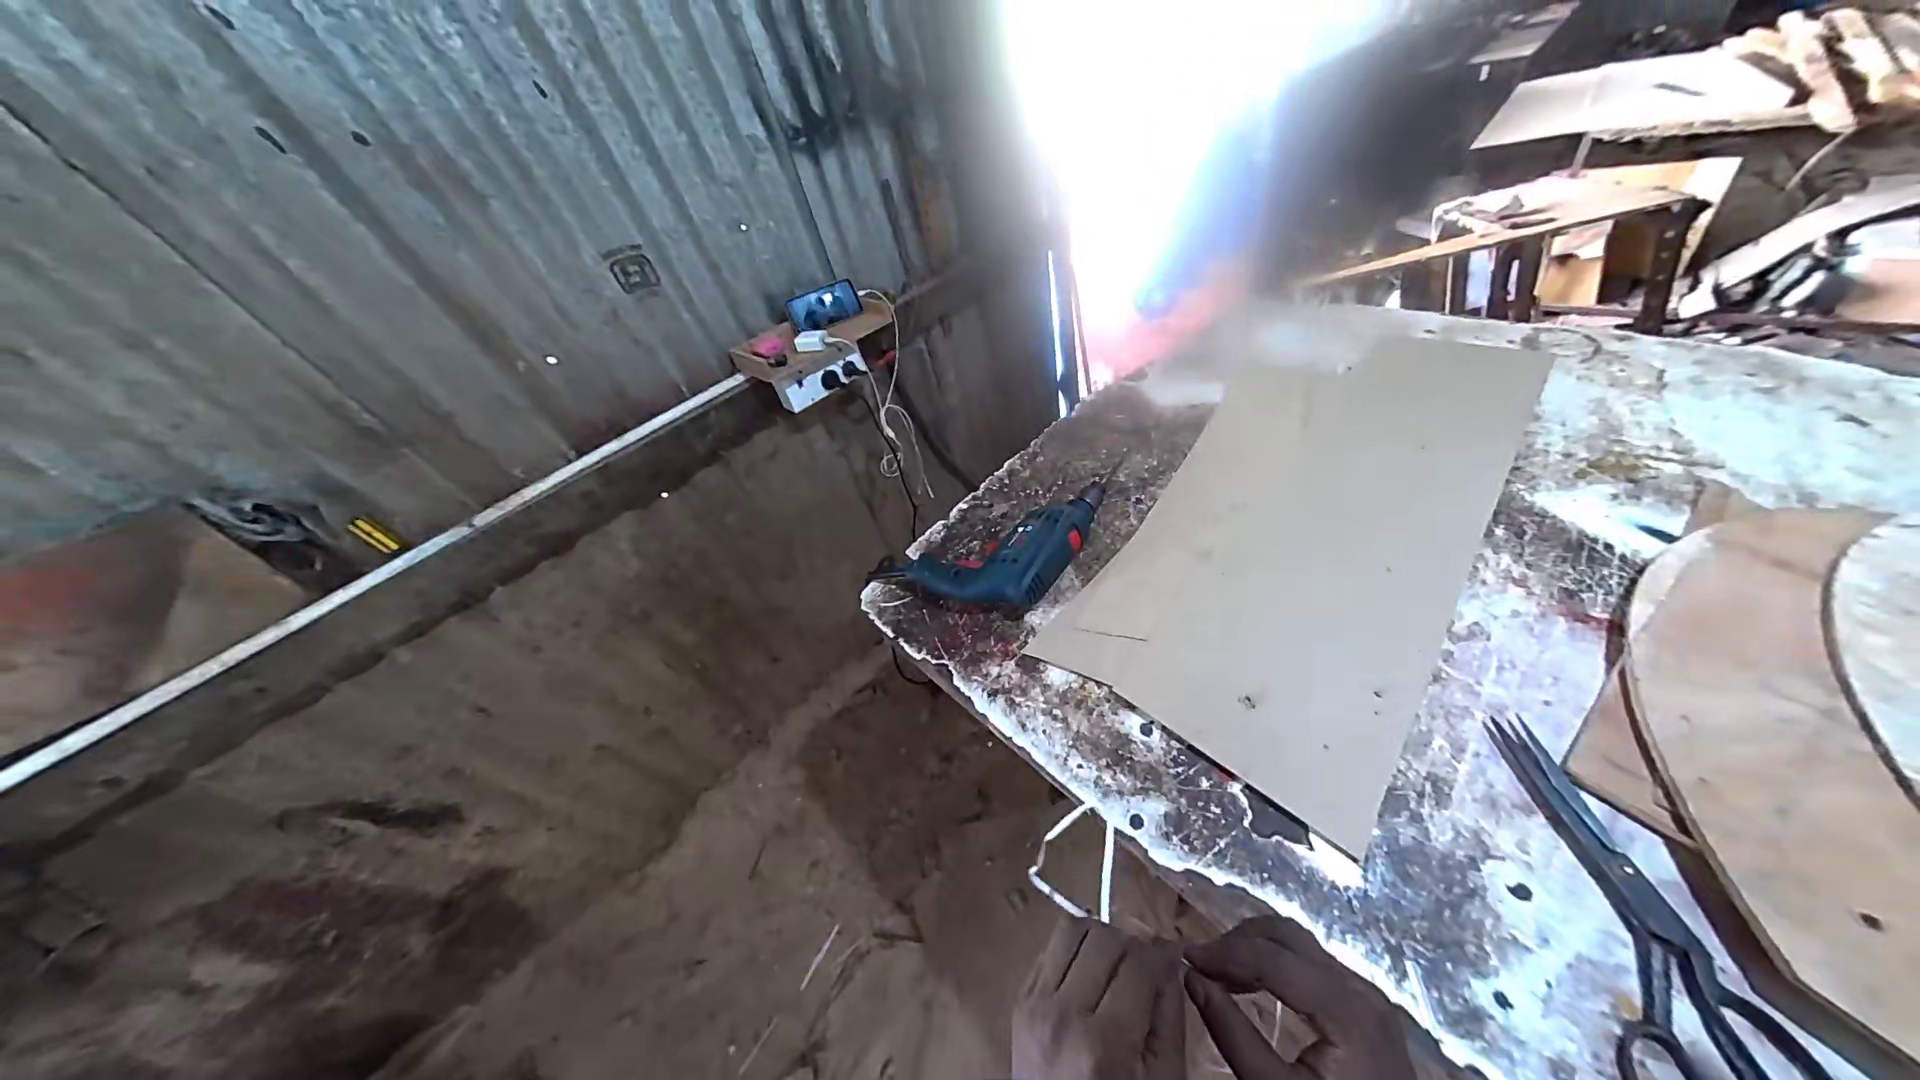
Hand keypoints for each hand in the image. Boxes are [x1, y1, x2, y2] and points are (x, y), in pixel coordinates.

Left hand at [1013, 916, 1185, 1079]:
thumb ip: (1169, 1015)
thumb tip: (1168, 958)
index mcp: (1103, 1043)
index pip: (1138, 963)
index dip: (1161, 953)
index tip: (1171, 957)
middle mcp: (1062, 1014)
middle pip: (1101, 936)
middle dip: (1130, 944)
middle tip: (1143, 966)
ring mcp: (1034, 1004)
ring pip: (1070, 929)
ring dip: (1098, 938)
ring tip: (1114, 966)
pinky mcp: (1019, 1000)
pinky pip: (1049, 949)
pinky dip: (1073, 952)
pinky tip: (1088, 978)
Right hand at [1184, 916, 1414, 1079]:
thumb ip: (1233, 1035)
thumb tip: (1191, 978)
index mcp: (1346, 1011)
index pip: (1271, 958)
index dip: (1223, 953)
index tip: (1185, 958)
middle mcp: (1360, 988)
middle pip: (1285, 935)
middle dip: (1237, 943)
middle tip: (1202, 965)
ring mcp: (1366, 991)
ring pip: (1297, 940)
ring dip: (1253, 946)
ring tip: (1221, 972)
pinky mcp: (1364, 1001)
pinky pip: (1310, 959)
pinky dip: (1273, 960)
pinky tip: (1252, 982)